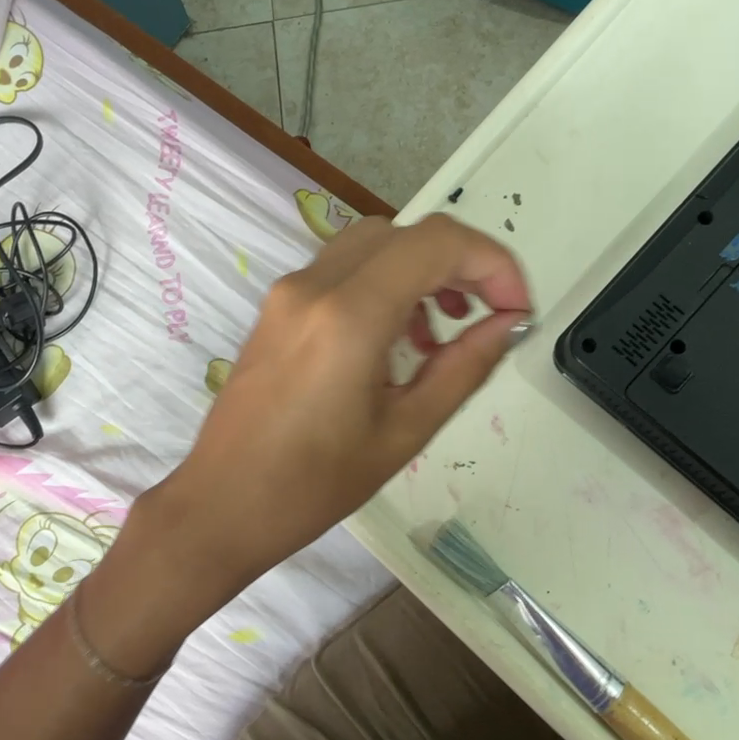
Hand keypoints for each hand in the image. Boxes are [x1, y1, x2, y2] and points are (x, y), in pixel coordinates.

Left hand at [148, 213, 531, 594]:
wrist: (222, 506)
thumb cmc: (315, 485)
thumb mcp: (405, 431)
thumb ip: (464, 367)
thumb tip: (508, 324)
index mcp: (349, 315)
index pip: (437, 243)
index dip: (493, 263)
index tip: (516, 309)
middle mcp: (314, 285)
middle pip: (407, 233)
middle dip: (460, 263)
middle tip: (486, 315)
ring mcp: (288, 291)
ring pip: (373, 243)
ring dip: (420, 270)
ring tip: (441, 333)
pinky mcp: (276, 307)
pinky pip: (342, 269)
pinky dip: (383, 283)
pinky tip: (395, 340)